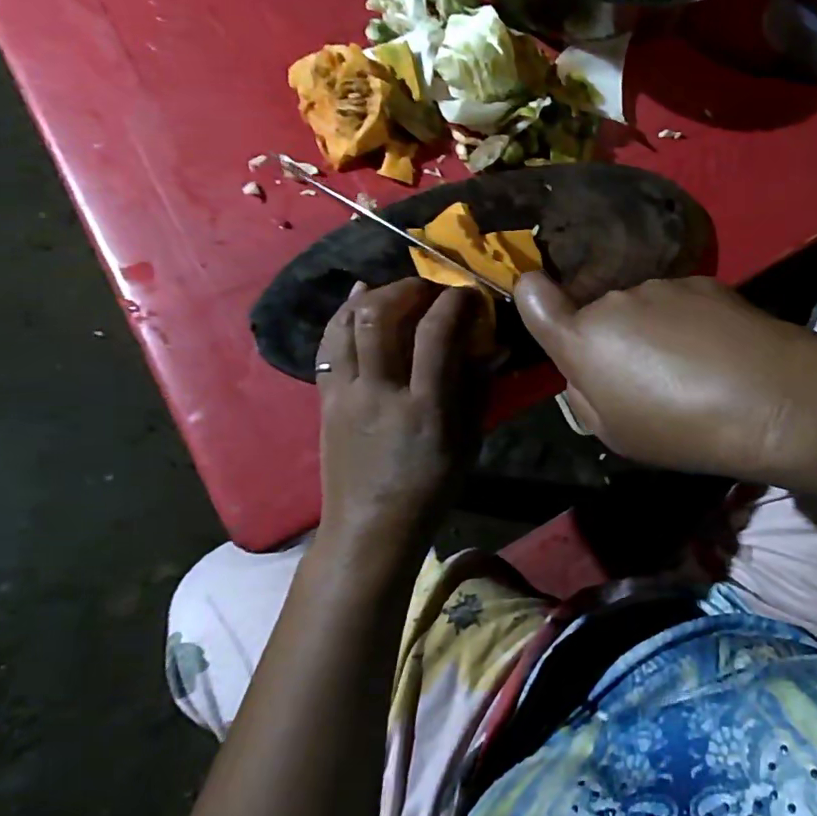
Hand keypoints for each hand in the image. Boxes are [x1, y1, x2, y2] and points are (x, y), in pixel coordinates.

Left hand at [316, 278, 482, 549]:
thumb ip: (477, 388)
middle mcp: (380, 393)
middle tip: (432, 290)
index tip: (470, 294)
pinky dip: (344, 312)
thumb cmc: (430, 488)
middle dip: (410, 288)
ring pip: (349, 323)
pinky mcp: (325, 398)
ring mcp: (346, 393)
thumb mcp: (468, 442)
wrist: (371, 527)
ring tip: (400, 291)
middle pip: (382, 316)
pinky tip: (360, 294)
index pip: (436, 334)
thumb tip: (491, 344)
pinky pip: (329, 343)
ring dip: (377, 295)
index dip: (455, 302)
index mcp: (425, 409)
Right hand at [515, 273, 816, 479]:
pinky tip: (718, 353)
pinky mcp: (704, 282)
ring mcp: (662, 286)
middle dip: (612, 342)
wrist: (772, 397)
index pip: (535, 298)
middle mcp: (616, 301)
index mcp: (584, 340)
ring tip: (692, 372)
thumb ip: (584, 398)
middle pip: (599, 316)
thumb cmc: (681, 428)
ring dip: (653, 332)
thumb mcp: (616, 436)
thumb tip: (585, 374)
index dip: (533, 297)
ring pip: (641, 309)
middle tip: (648, 382)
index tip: (543, 304)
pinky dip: (687, 323)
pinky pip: (678, 303)